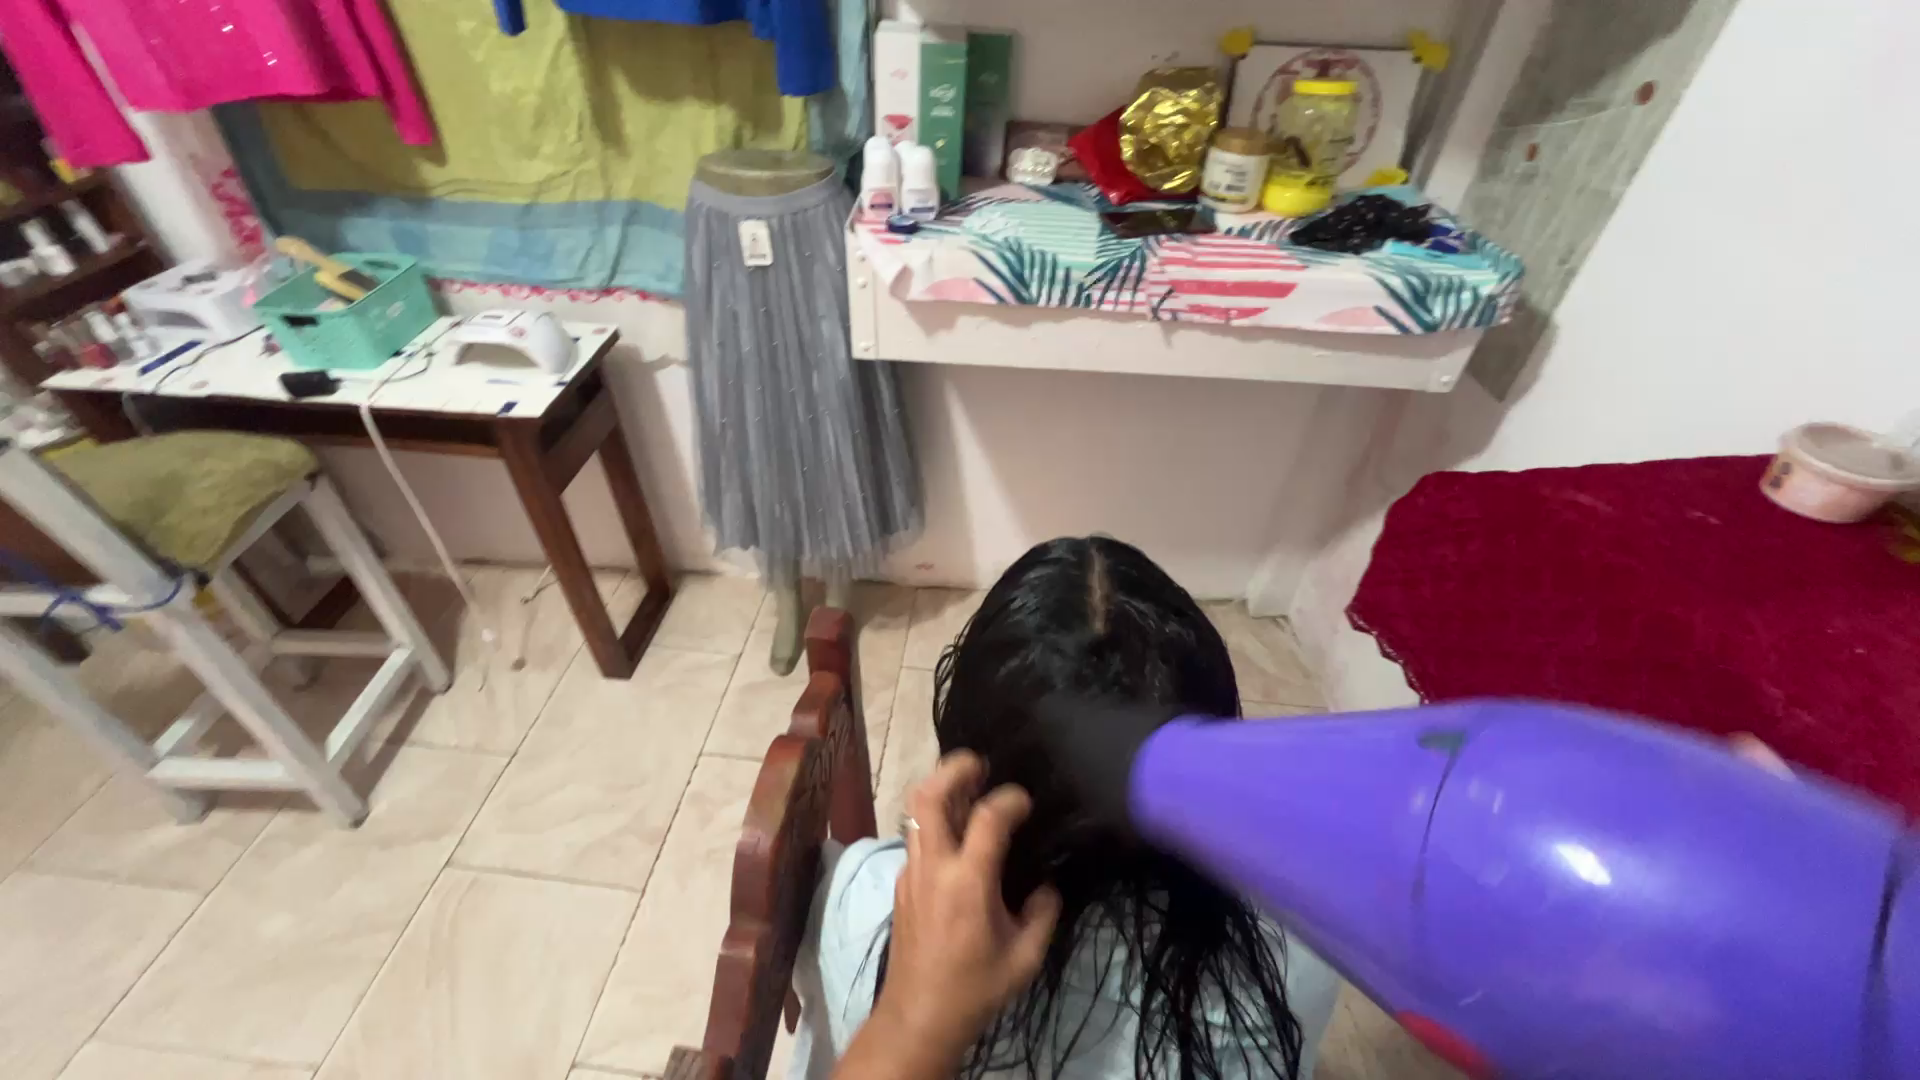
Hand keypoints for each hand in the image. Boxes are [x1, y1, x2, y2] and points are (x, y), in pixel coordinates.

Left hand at [876, 750, 1062, 1060]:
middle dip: (953, 769)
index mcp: (967, 882)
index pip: (988, 819)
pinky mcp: (902, 881)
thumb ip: (1043, 914)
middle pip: (929, 796)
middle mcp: (934, 866)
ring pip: (915, 810)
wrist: (918, 1016)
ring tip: (968, 782)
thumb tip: (1047, 885)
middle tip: (980, 762)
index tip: (1027, 801)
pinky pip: (916, 835)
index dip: (1011, 799)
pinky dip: (935, 818)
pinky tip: (956, 829)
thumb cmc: (975, 988)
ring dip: (940, 787)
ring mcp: (912, 871)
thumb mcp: (1025, 958)